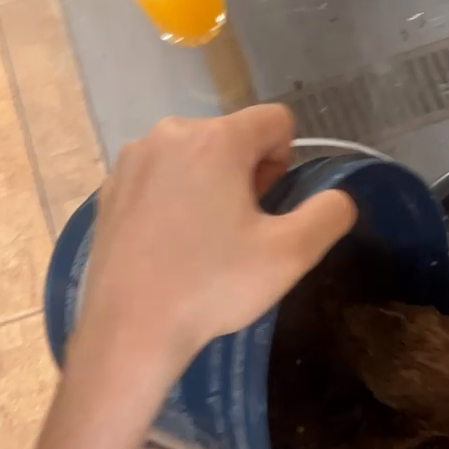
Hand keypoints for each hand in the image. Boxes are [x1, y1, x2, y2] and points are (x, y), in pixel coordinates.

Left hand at [67, 106, 356, 376]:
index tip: (271, 208)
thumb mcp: (291, 255)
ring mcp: (132, 160)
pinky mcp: (110, 189)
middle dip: (248, 175)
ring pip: (195, 158)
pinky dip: (175, 201)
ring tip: (205, 242)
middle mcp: (169, 134)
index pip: (276, 120)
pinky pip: (161, 179)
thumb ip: (330, 214)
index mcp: (217, 140)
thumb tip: (338, 198)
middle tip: (241, 233)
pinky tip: (172, 247)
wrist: (131, 327)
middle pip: (233, 137)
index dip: (287, 161)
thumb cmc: (214, 286)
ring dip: (212, 186)